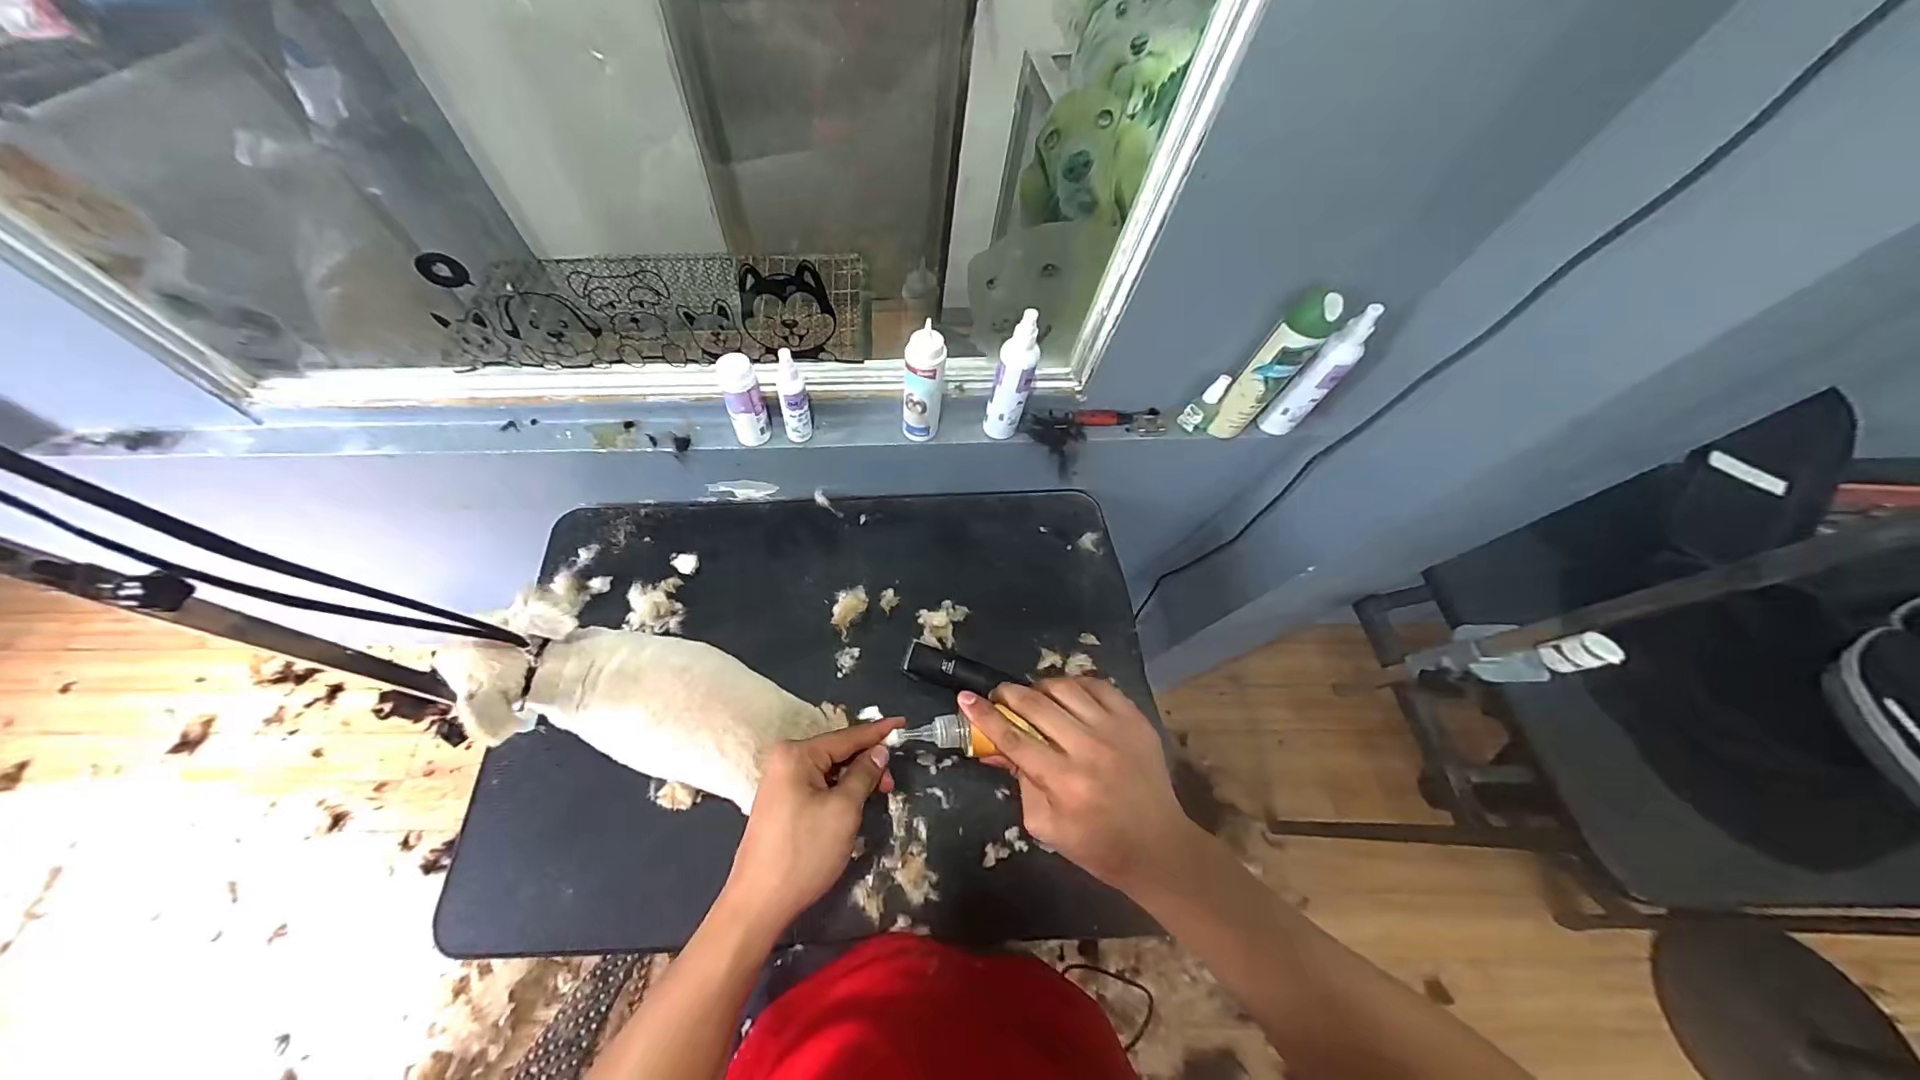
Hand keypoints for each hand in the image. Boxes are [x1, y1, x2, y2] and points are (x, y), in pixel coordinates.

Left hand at [720, 718, 903, 929]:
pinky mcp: (780, 803)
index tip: (901, 723)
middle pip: (836, 752)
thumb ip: (863, 774)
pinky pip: (817, 785)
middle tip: (891, 782)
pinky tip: (853, 801)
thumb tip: (878, 751)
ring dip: (854, 779)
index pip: (846, 736)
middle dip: (867, 762)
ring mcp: (779, 782)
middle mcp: (784, 760)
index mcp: (796, 755)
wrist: (759, 903)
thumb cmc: (804, 852)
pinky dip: (838, 790)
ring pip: (828, 770)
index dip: (877, 732)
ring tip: (877, 794)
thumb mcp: (844, 809)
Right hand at [960, 679, 1198, 892]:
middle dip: (1008, 694)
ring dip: (1040, 688)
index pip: (1013, 738)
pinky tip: (1066, 695)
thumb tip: (994, 748)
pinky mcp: (1136, 719)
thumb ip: (1020, 781)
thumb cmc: (1096, 845)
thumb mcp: (1045, 825)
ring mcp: (1116, 729)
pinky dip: (1075, 685)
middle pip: (1036, 705)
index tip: (965, 698)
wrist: (1159, 847)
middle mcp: (1089, 749)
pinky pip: (1098, 685)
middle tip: (999, 696)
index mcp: (1064, 782)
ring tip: (1033, 697)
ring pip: (1065, 688)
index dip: (984, 716)